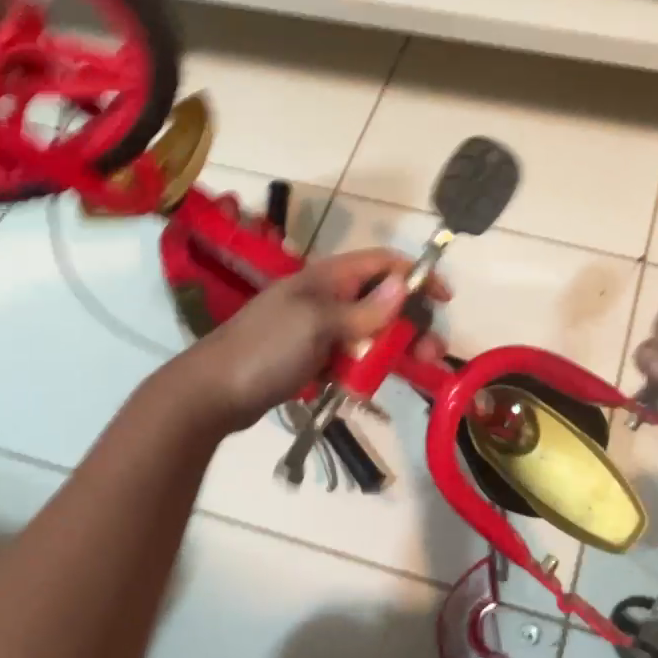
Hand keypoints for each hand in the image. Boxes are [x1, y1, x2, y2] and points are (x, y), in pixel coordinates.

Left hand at [148, 249, 449, 434]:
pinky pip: (352, 359)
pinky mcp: (313, 359)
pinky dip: (368, 370)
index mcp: (328, 278)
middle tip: (430, 352)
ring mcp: (320, 330)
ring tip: (414, 373)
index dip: (416, 275)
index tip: (445, 298)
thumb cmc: (265, 348)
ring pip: (372, 334)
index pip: (382, 264)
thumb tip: (404, 285)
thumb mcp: (317, 324)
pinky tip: (374, 388)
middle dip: (412, 323)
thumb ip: (364, 309)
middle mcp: (328, 298)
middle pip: (384, 301)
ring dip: (395, 350)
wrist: (212, 394)